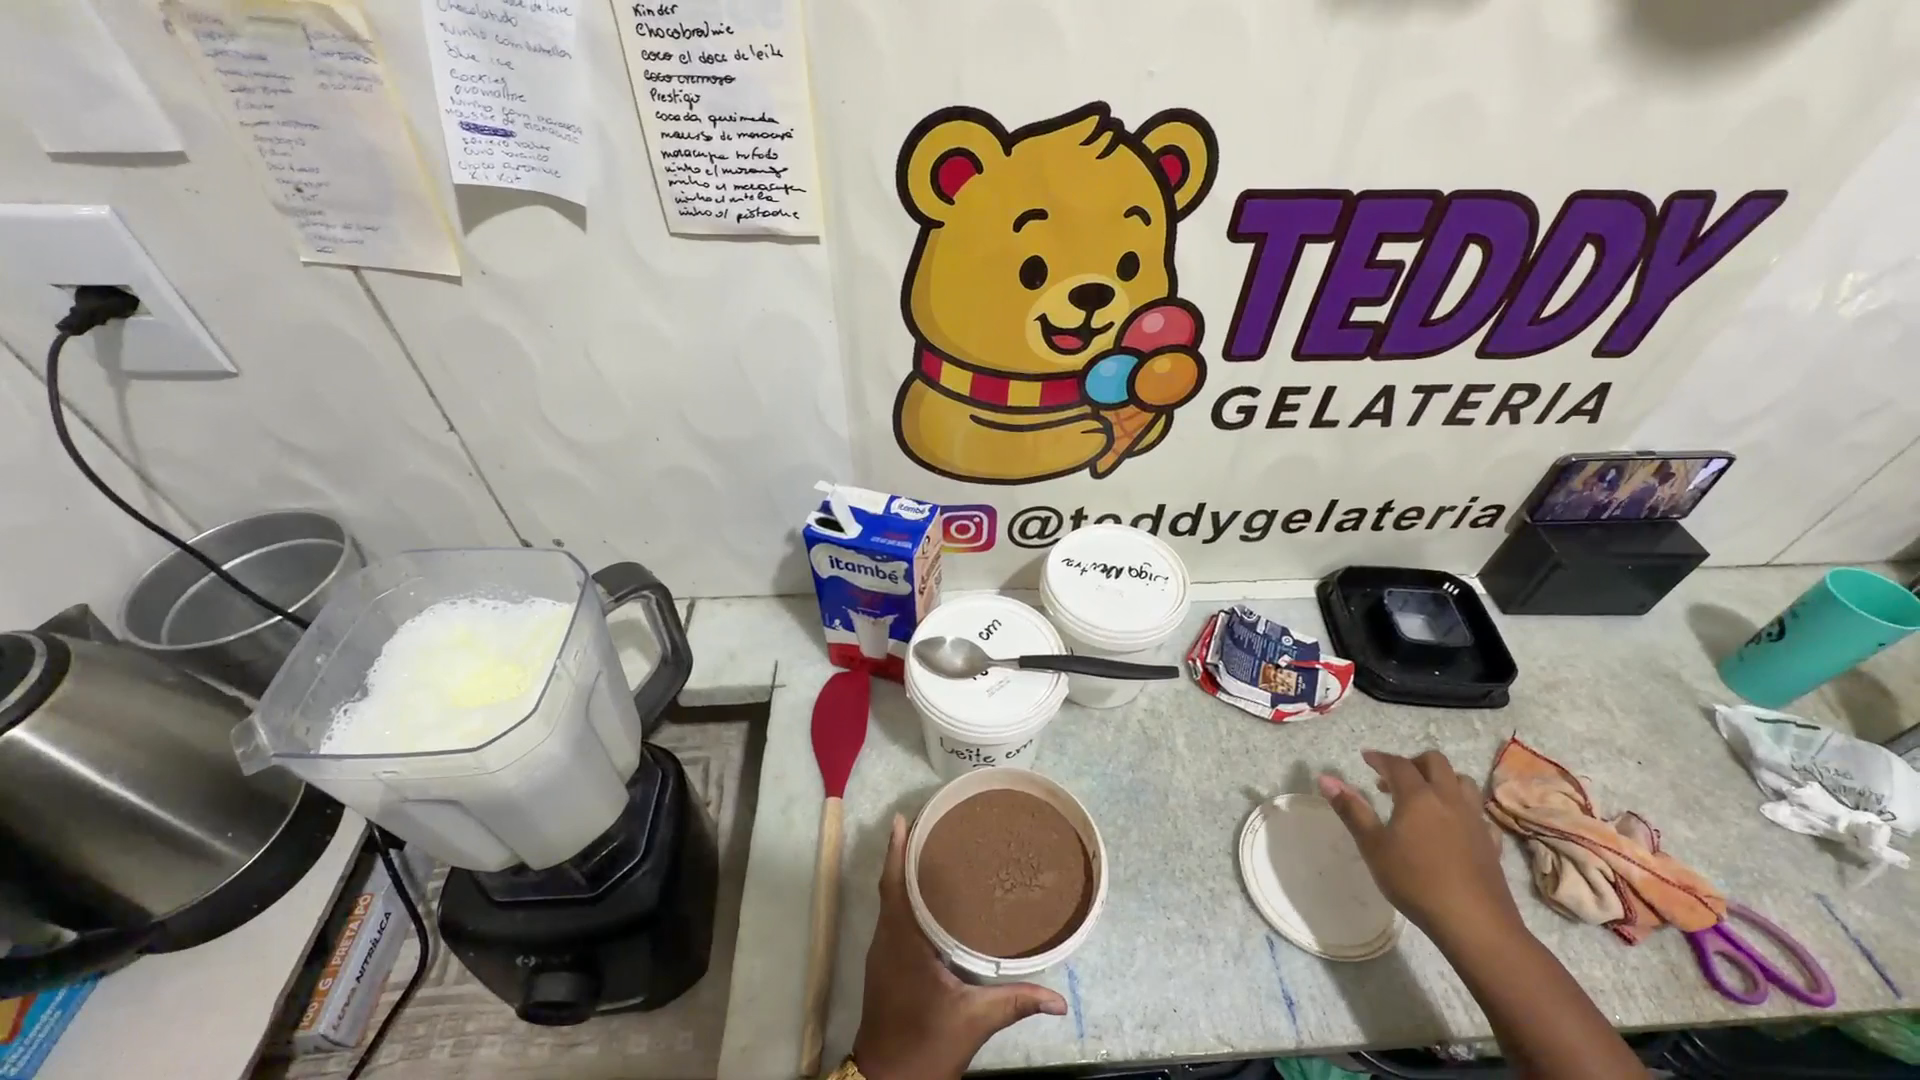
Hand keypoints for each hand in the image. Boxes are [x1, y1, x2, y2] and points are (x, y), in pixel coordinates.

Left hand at [850, 815, 1067, 1079]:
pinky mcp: (885, 965)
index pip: (894, 885)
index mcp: (902, 942)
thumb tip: (1060, 1000)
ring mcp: (882, 953)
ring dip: (904, 874)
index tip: (904, 818)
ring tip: (932, 850)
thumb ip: (1015, 1002)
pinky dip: (905, 897)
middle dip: (905, 853)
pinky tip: (928, 896)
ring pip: (891, 901)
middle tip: (931, 824)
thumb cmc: (925, 1045)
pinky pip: (893, 917)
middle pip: (891, 885)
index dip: (896, 850)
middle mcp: (886, 940)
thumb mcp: (973, 1022)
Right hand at [1318, 750, 1520, 943]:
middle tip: (1393, 779)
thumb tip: (1325, 778)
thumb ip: (1351, 810)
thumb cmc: (1415, 881)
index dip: (1380, 758)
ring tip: (1424, 798)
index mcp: (1418, 796)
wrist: (1473, 922)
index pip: (1398, 764)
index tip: (1365, 759)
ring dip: (1442, 780)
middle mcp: (1449, 799)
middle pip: (1435, 762)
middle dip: (1413, 762)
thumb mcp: (1373, 846)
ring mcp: (1475, 820)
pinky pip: (1478, 813)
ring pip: (1462, 782)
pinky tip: (1453, 826)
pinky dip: (1462, 809)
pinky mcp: (1490, 842)